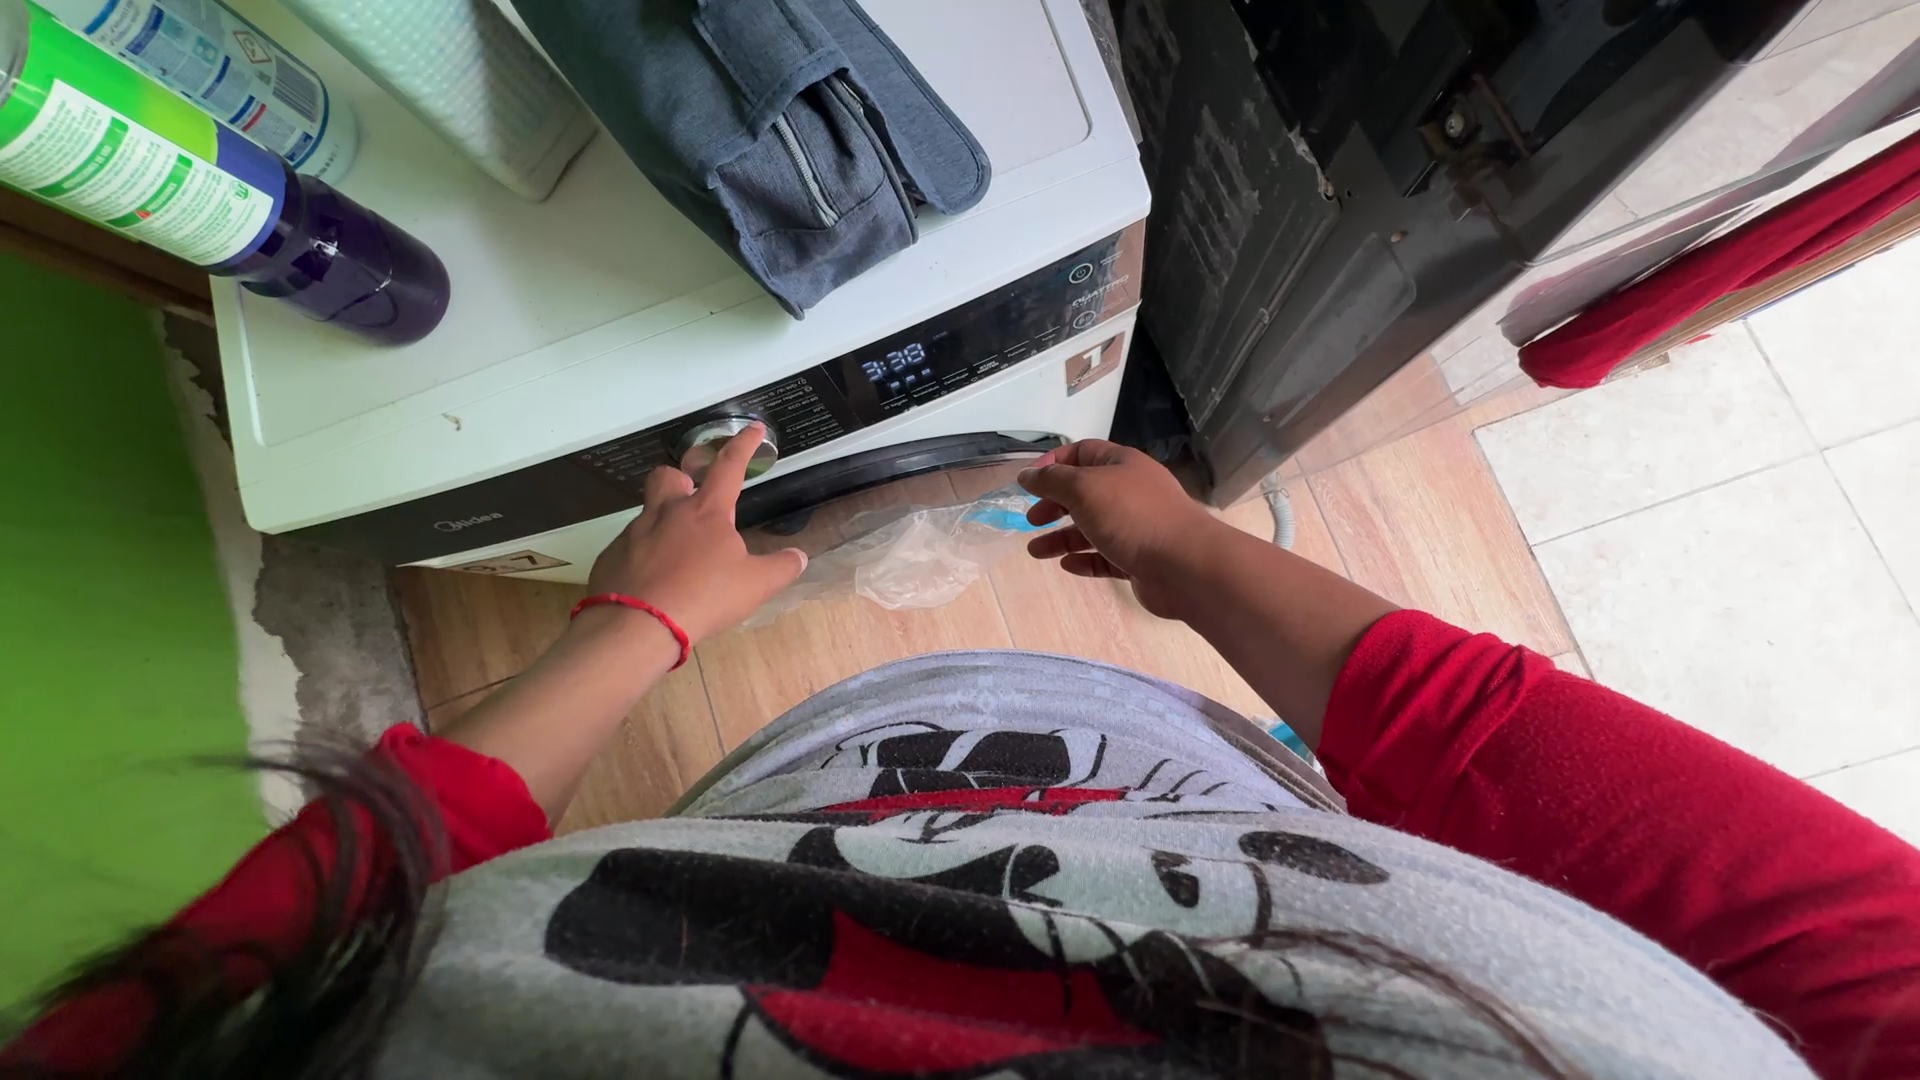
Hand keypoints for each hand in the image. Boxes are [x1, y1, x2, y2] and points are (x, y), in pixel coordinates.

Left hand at [586, 423, 805, 644]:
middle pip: (668, 476)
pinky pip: (630, 548)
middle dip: (680, 479)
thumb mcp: (756, 585)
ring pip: (647, 513)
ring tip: (679, 556)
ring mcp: (634, 534)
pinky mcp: (611, 558)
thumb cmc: (705, 596)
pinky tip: (654, 583)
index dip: (744, 446)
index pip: (729, 466)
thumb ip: (780, 568)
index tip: (754, 429)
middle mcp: (667, 513)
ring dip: (664, 524)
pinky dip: (644, 558)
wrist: (638, 626)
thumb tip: (799, 557)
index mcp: (707, 512)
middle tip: (692, 499)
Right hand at [1018, 440, 1225, 619]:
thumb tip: (1028, 474)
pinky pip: (1105, 557)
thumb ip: (1051, 480)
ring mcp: (1136, 527)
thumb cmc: (1132, 516)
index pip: (1082, 452)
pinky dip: (1084, 559)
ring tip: (1036, 551)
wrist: (1185, 565)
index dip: (1052, 463)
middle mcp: (1129, 492)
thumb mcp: (1084, 487)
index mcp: (1120, 464)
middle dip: (1054, 504)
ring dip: (1061, 538)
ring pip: (1091, 529)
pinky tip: (1067, 565)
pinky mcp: (1138, 560)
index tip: (1028, 483)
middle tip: (1031, 519)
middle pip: (1084, 493)